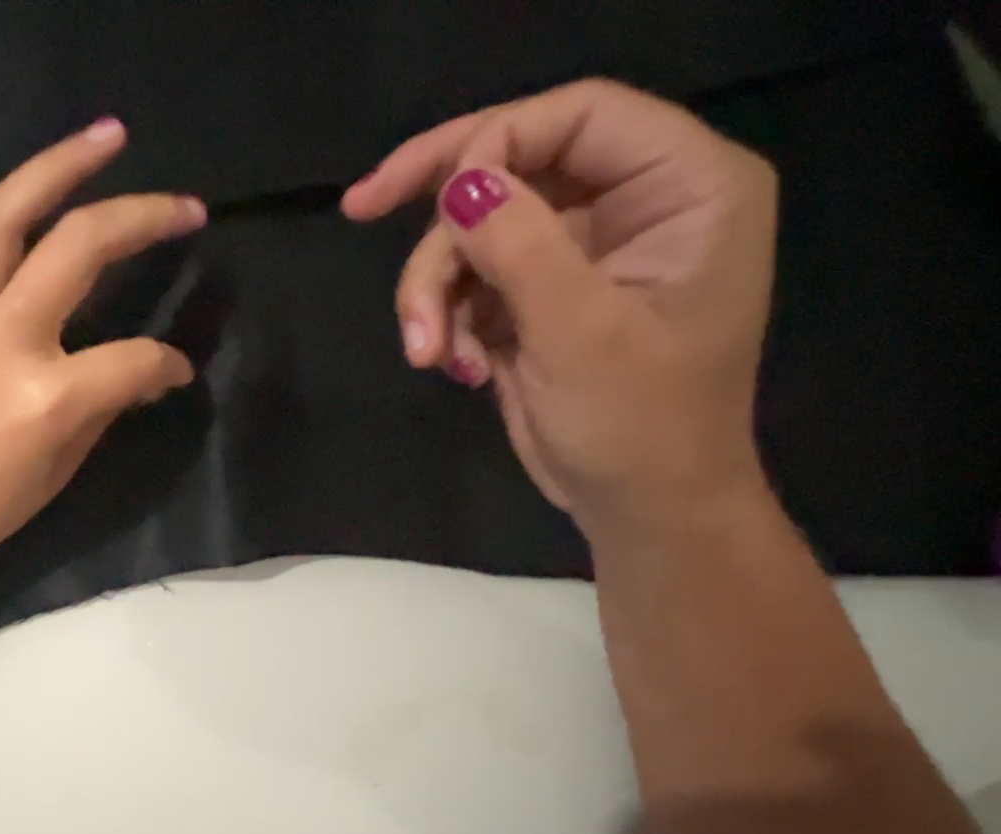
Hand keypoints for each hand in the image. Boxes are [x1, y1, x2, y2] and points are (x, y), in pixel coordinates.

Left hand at [0, 120, 206, 596]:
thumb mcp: (64, 465)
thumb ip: (108, 404)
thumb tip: (152, 371)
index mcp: (48, 393)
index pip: (134, 359)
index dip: (166, 364)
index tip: (175, 371)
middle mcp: (4, 338)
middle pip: (78, 248)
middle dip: (141, 217)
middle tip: (186, 205)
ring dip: (51, 167)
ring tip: (103, 136)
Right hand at [341, 80, 779, 534]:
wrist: (639, 507)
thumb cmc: (638, 425)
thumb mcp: (578, 332)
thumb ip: (520, 246)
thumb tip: (457, 183)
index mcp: (683, 189)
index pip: (577, 117)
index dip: (493, 140)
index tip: (425, 195)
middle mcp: (633, 204)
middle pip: (513, 164)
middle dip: (440, 216)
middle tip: (358, 210)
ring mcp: (580, 251)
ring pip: (475, 229)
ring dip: (435, 290)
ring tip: (428, 354)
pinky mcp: (539, 293)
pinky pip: (469, 278)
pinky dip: (447, 319)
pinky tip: (455, 367)